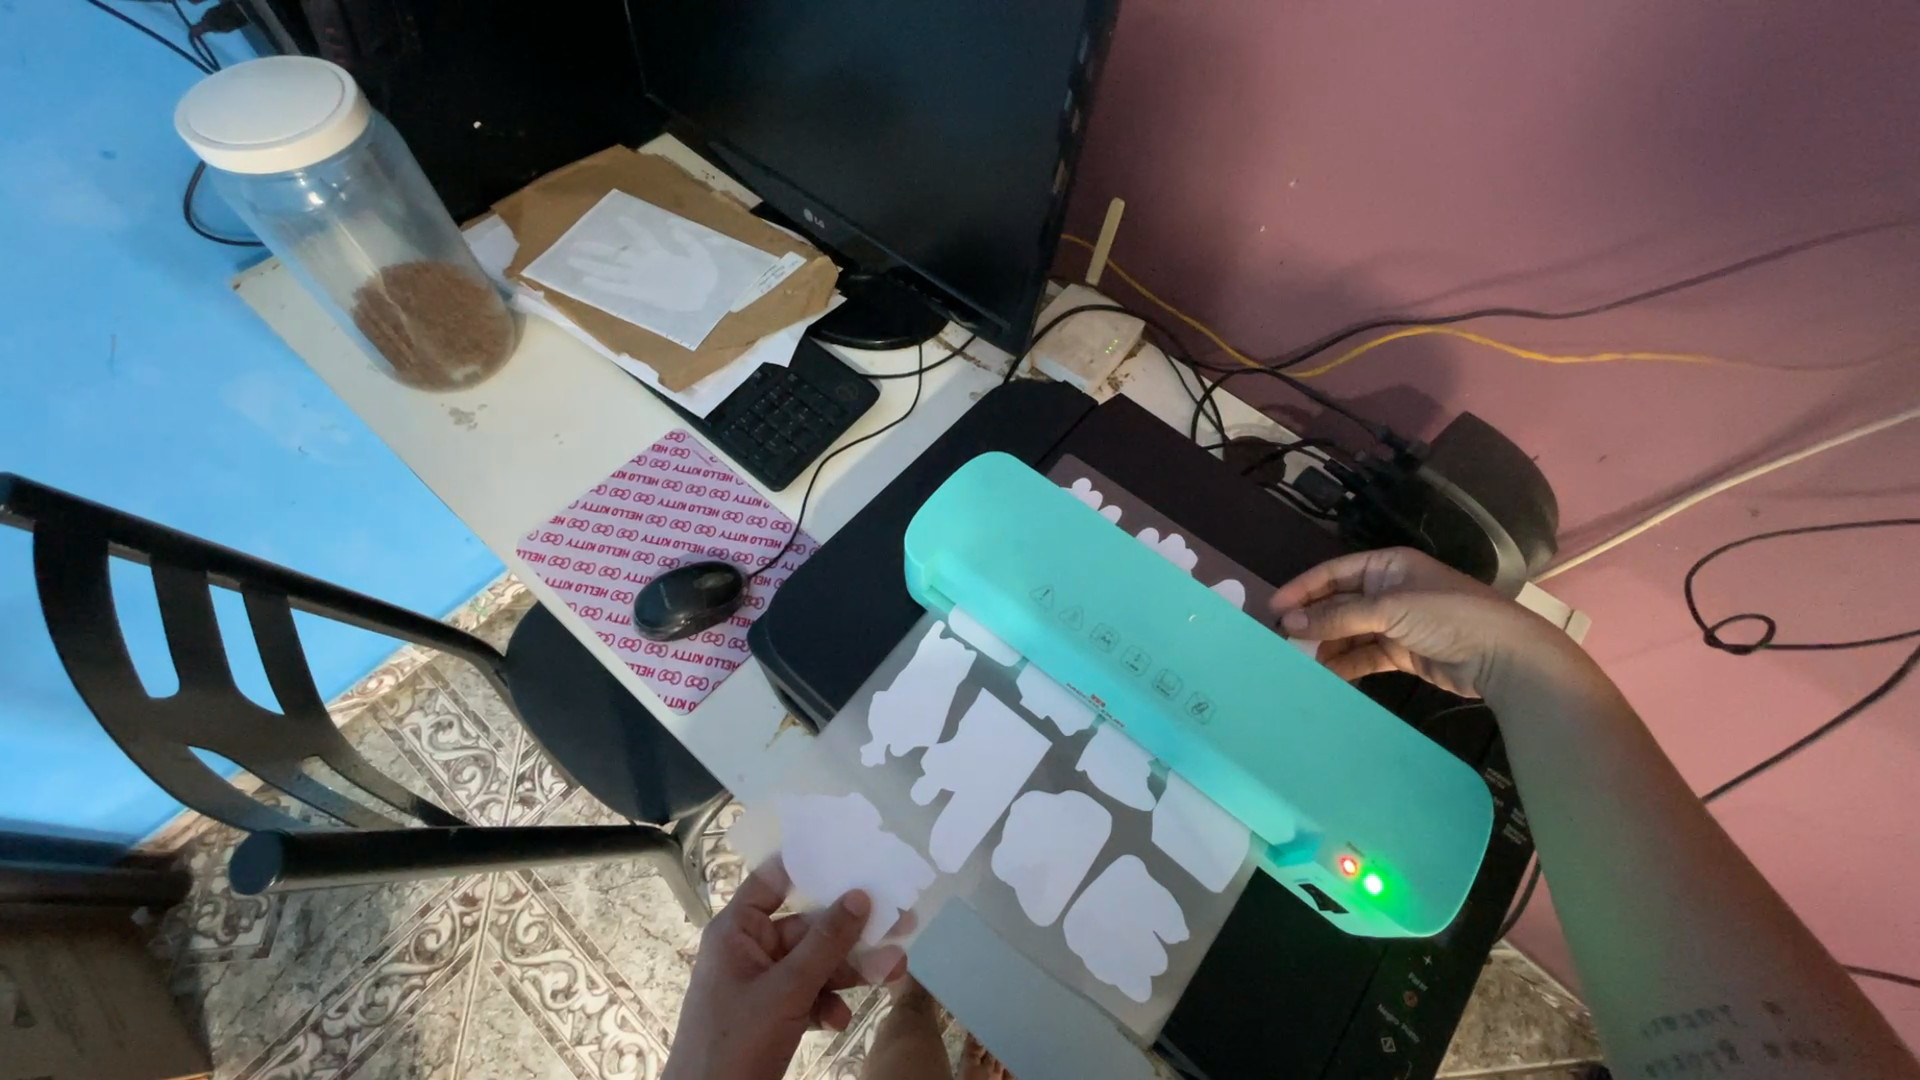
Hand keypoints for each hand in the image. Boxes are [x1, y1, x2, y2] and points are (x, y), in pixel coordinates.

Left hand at [664, 862, 899, 1079]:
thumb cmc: (735, 1042)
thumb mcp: (787, 990)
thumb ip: (827, 942)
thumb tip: (861, 894)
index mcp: (737, 930)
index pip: (773, 880)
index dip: (809, 865)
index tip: (852, 855)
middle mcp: (749, 950)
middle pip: (806, 927)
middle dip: (850, 934)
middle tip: (898, 925)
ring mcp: (760, 985)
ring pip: (813, 964)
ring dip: (848, 971)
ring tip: (891, 972)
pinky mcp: (770, 1017)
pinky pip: (807, 996)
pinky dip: (827, 1004)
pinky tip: (841, 1019)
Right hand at [1267, 547, 1584, 699]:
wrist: (1507, 658)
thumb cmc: (1448, 616)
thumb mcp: (1389, 609)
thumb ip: (1336, 617)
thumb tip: (1287, 623)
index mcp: (1387, 566)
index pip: (1333, 573)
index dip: (1302, 589)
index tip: (1273, 608)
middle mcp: (1388, 590)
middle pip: (1338, 603)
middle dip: (1311, 621)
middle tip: (1280, 640)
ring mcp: (1396, 622)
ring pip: (1348, 632)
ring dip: (1324, 645)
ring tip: (1298, 661)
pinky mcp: (1402, 652)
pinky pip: (1363, 655)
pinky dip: (1344, 664)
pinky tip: (1324, 675)